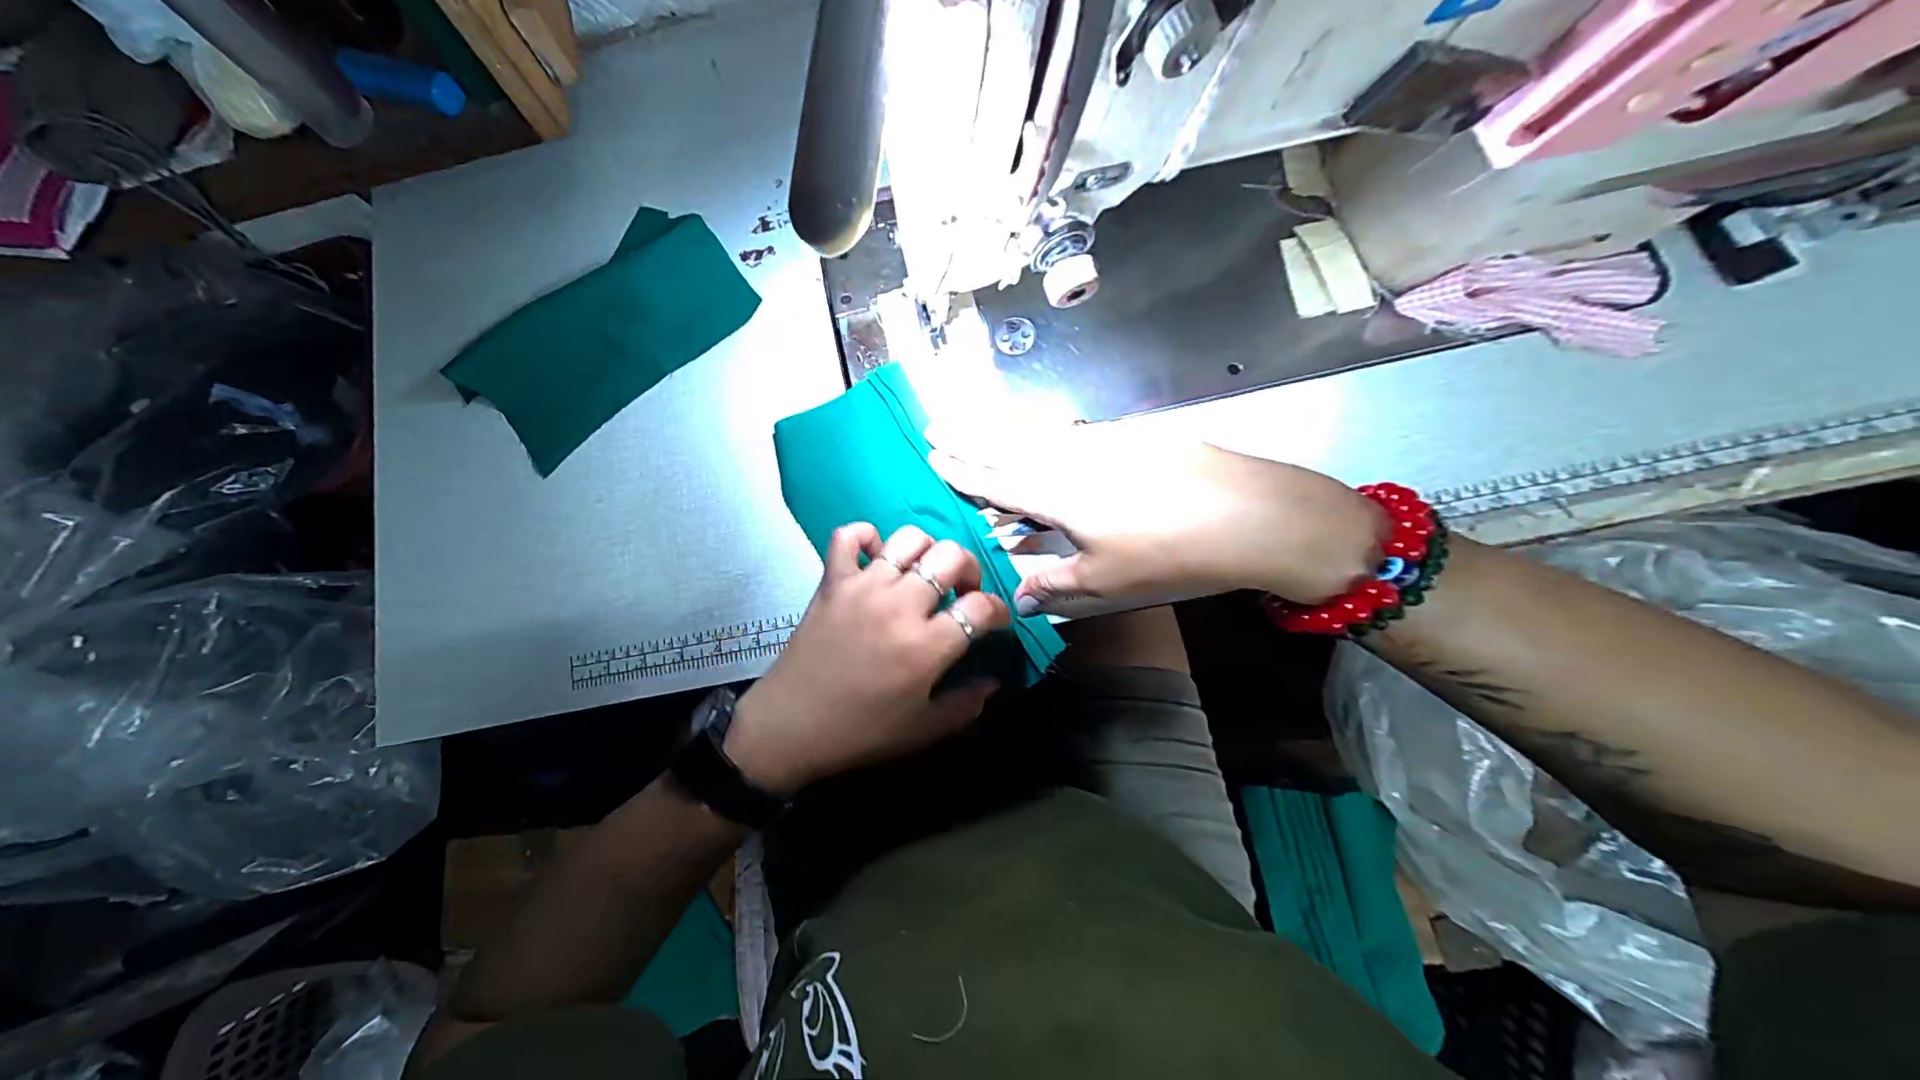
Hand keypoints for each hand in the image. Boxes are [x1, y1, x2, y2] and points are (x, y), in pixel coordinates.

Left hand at [723, 523, 1011, 795]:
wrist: (791, 726)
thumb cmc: (861, 731)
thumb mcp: (923, 729)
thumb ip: (966, 704)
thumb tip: (993, 683)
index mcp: (927, 646)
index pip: (981, 606)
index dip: (998, 610)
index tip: (994, 620)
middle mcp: (900, 606)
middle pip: (951, 557)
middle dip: (969, 569)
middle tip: (962, 591)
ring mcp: (863, 587)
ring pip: (909, 538)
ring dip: (927, 551)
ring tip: (923, 574)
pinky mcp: (832, 581)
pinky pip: (849, 536)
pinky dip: (866, 536)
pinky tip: (876, 557)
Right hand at [927, 433, 1383, 612]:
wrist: (1252, 515)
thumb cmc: (1170, 556)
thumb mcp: (1106, 582)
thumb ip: (1055, 584)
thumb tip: (1018, 596)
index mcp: (1056, 494)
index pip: (995, 480)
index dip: (961, 471)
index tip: (932, 456)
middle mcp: (1072, 458)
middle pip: (1010, 445)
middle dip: (971, 437)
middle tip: (938, 426)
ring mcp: (1106, 441)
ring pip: (1042, 434)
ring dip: (1006, 433)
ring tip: (981, 429)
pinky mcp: (1138, 435)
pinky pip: (1077, 434)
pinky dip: (1051, 437)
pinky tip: (1052, 442)